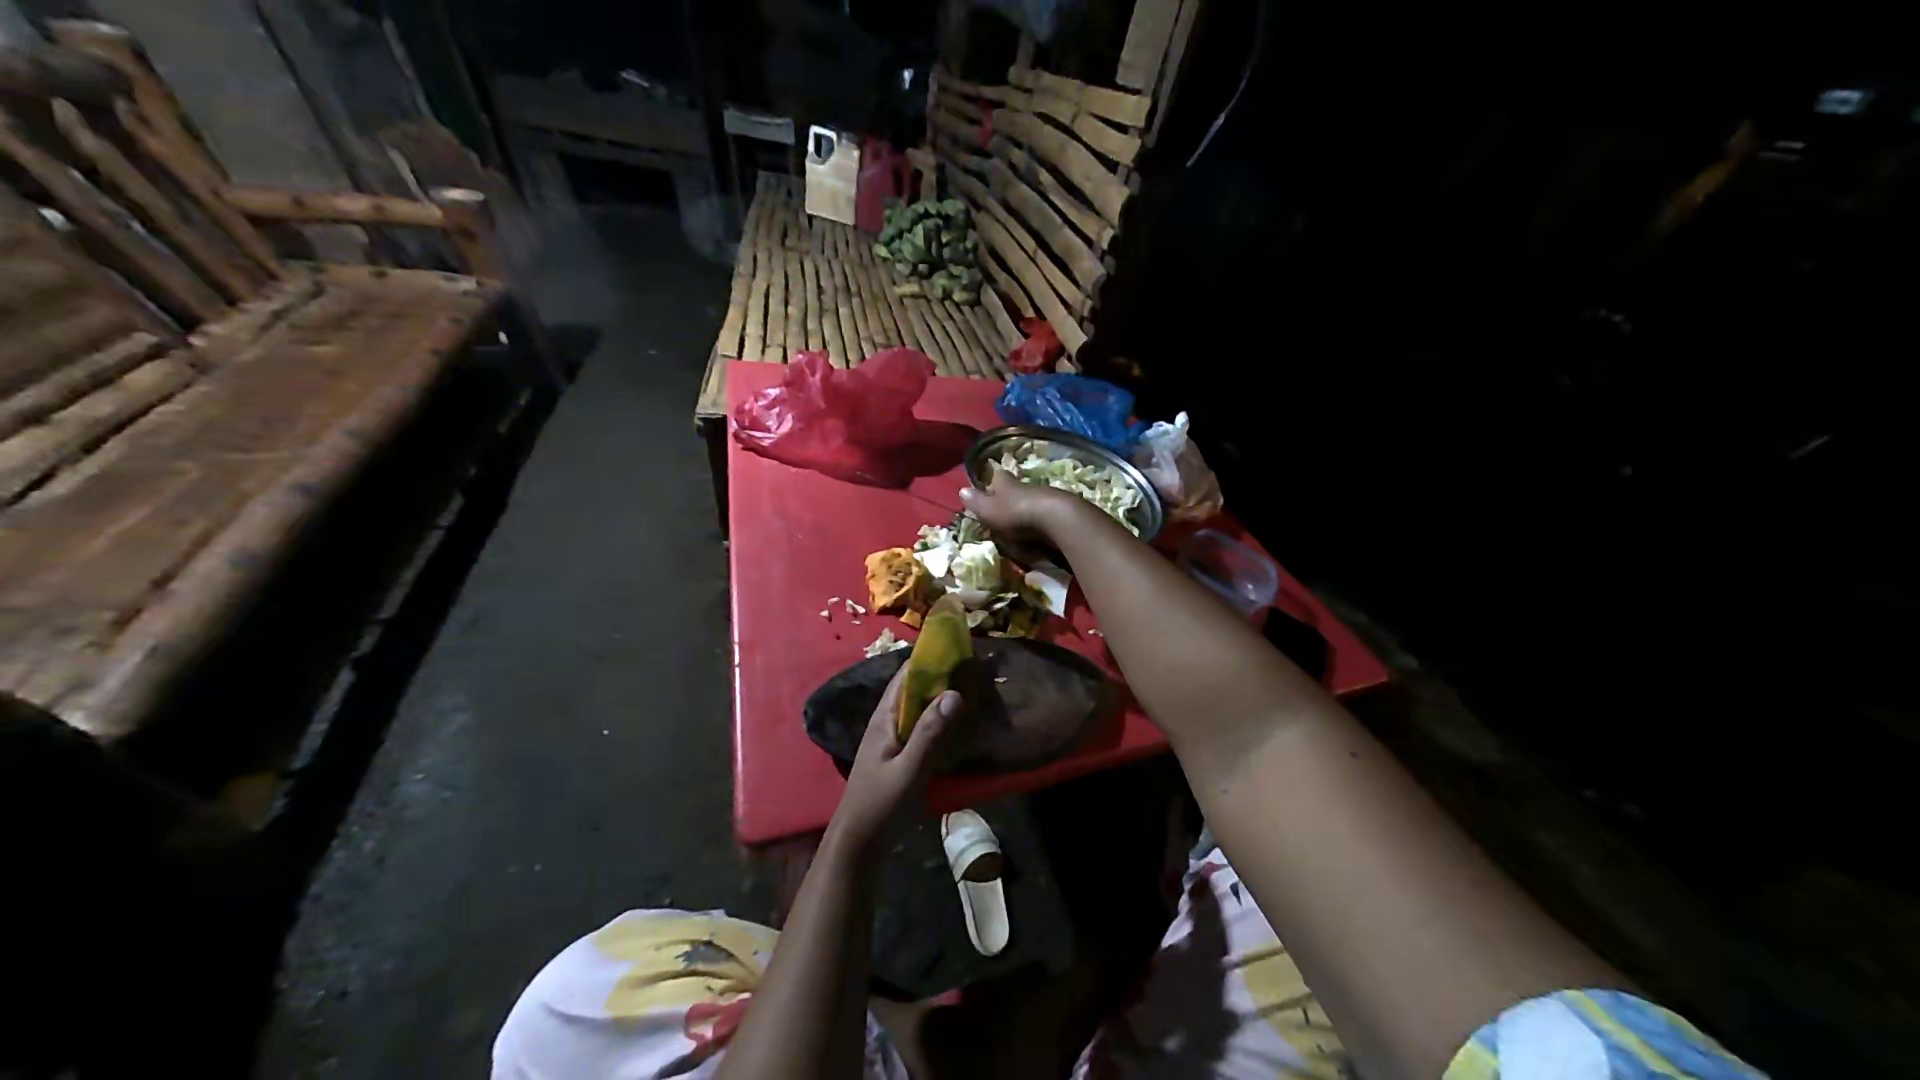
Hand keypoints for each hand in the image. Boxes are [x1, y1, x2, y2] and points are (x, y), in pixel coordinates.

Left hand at [826, 665, 960, 853]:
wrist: (859, 845)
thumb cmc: (880, 805)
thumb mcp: (909, 769)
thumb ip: (930, 733)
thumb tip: (954, 692)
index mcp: (884, 718)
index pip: (905, 676)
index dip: (930, 660)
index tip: (960, 650)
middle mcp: (886, 723)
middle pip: (914, 691)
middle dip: (941, 679)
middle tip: (976, 671)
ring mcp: (892, 741)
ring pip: (919, 711)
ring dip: (942, 701)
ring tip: (975, 692)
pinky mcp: (900, 758)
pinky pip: (922, 730)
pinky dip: (940, 723)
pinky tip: (961, 727)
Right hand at [959, 465, 1087, 538]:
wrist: (1056, 518)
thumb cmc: (1016, 512)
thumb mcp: (989, 509)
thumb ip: (976, 501)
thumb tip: (962, 490)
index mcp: (1006, 482)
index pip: (998, 476)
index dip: (993, 480)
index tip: (989, 486)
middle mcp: (1025, 486)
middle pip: (1015, 488)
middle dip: (1008, 497)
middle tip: (1001, 510)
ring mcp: (1043, 497)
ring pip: (1030, 500)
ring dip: (1024, 510)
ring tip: (1018, 525)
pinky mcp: (1059, 510)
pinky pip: (1044, 514)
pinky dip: (1038, 522)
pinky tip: (1035, 532)